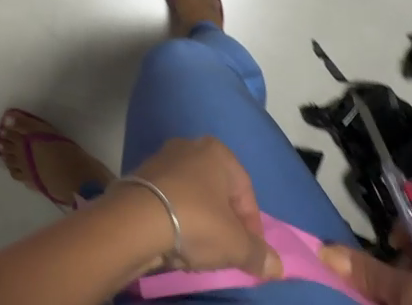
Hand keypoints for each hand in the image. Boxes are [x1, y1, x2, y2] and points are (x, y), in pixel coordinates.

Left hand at [122, 137, 281, 278]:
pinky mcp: (141, 175)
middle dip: (226, 222)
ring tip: (200, 249)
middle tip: (227, 250)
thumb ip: (258, 254)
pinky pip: (169, 199)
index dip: (253, 226)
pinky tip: (176, 240)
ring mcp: (162, 158)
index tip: (251, 252)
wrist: (135, 219)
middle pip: (218, 191)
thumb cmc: (196, 221)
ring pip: (192, 194)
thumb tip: (277, 266)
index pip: (246, 191)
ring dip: (200, 220)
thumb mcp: (235, 244)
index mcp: (217, 151)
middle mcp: (189, 146)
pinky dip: (177, 218)